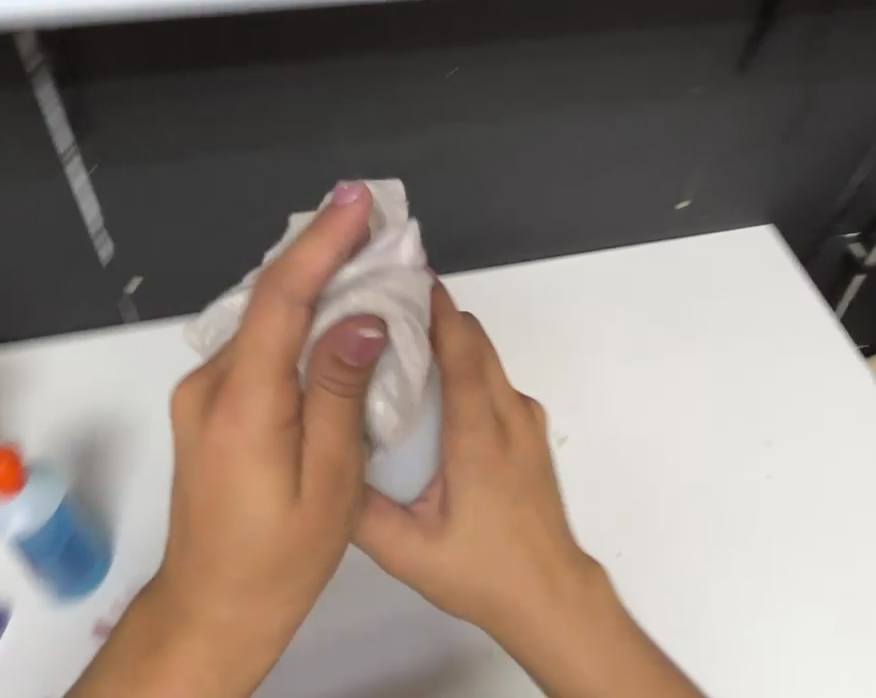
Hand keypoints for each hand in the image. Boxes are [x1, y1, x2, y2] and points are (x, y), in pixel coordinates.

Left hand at [71, 181, 390, 697]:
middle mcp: (211, 384)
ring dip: (311, 278)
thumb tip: (363, 318)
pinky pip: (258, 341)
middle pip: (268, 297)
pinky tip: (331, 305)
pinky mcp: (210, 401)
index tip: (356, 201)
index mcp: (243, 405)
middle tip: (371, 215)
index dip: (319, 244)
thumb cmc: (280, 559)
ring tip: (362, 247)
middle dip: (320, 249)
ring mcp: (204, 391)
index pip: (281, 300)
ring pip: (263, 316)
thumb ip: (340, 394)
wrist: (210, 609)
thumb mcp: (328, 485)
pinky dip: (297, 314)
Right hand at [355, 284, 702, 697]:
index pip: (464, 352)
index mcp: (480, 437)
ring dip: (452, 338)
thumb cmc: (482, 572)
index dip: (438, 310)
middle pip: (476, 341)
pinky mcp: (531, 429)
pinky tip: (433, 385)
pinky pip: (496, 379)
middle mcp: (509, 415)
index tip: (407, 279)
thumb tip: (324, 457)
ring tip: (402, 339)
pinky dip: (467, 364)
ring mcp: (526, 419)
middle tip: (387, 305)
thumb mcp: (409, 553)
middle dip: (437, 315)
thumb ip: (362, 510)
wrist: (551, 596)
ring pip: (488, 357)